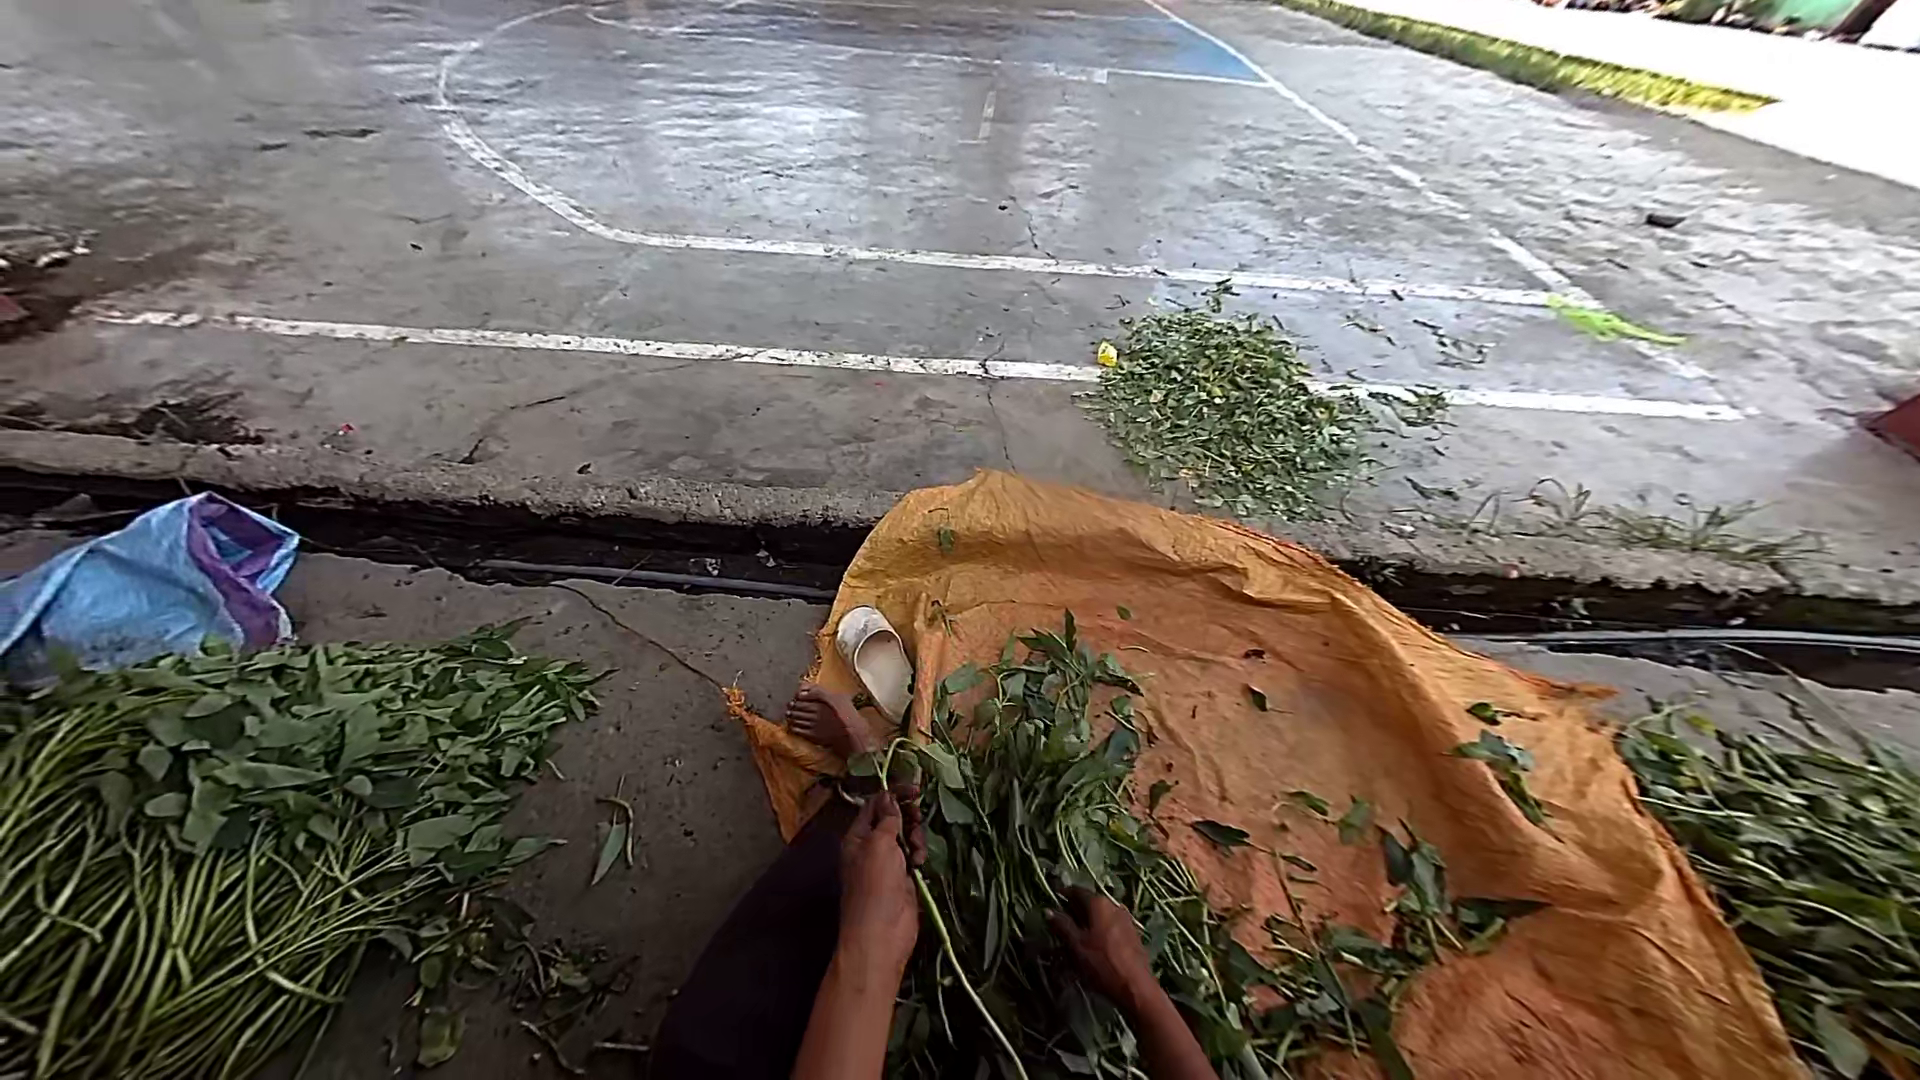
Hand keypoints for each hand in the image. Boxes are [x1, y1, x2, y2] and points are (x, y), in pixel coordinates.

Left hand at [837, 787, 926, 974]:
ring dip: (915, 836)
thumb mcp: (879, 843)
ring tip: (916, 850)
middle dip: (907, 815)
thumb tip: (889, 796)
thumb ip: (887, 817)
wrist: (881, 934)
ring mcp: (888, 862)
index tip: (916, 789)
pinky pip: (913, 854)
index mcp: (858, 835)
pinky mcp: (903, 877)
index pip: (876, 803)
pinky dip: (919, 853)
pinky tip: (919, 863)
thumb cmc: (875, 885)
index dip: (894, 793)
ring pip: (906, 835)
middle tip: (917, 818)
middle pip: (893, 817)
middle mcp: (871, 846)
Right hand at [1048, 887, 1157, 1013]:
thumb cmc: (1103, 964)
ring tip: (1077, 936)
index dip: (1063, 894)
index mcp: (1099, 903)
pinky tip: (1095, 946)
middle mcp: (1113, 905)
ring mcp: (1126, 919)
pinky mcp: (1132, 934)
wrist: (1137, 989)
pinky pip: (1111, 925)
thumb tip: (1048, 910)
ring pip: (1101, 915)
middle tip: (1062, 922)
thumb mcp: (1077, 946)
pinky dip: (1100, 930)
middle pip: (1090, 902)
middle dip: (1075, 910)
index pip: (1077, 891)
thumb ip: (1062, 925)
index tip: (1053, 900)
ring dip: (1088, 921)